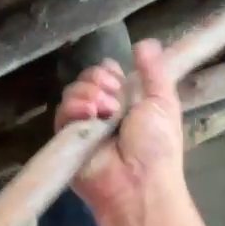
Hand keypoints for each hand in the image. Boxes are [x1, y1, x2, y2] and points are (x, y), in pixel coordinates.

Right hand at [54, 39, 185, 224]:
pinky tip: (89, 115)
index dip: (107, 71)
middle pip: (86, 79)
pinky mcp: (66, 139)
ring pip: (72, 92)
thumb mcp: (163, 103)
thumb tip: (145, 41)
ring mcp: (83, 125)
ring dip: (88, 94)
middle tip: (112, 97)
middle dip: (98, 81)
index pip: (104, 73)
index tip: (116, 79)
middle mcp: (101, 110)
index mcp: (124, 101)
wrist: (140, 183)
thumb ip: (154, 72)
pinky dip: (73, 109)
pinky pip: (61, 114)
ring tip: (105, 111)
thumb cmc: (157, 146)